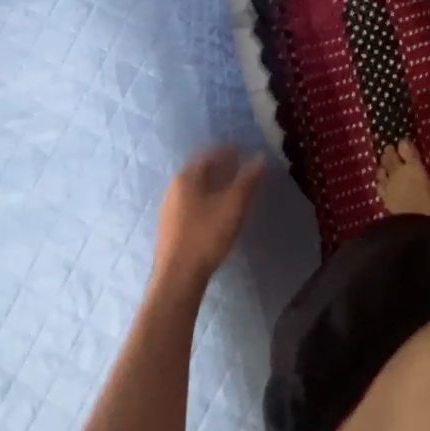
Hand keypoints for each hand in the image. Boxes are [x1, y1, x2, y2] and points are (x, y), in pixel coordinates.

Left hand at [151, 147, 264, 292]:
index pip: (210, 154)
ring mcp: (169, 209)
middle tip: (243, 170)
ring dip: (216, 185)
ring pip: (196, 189)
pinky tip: (219, 213)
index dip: (229, 152)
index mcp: (186, 178)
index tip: (246, 152)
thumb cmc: (206, 236)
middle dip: (223, 168)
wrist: (177, 278)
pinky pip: (192, 204)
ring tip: (235, 192)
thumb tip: (260, 158)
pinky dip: (208, 201)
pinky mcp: (170, 228)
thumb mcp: (233, 205)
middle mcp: (174, 189)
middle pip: (201, 171)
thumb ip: (248, 180)